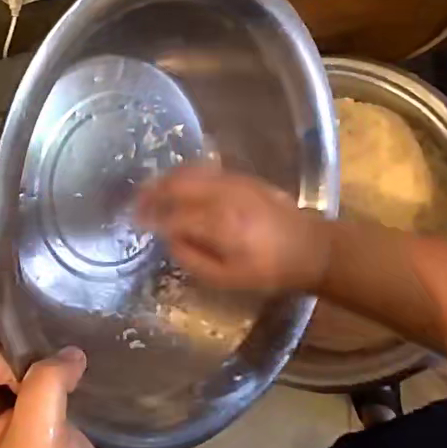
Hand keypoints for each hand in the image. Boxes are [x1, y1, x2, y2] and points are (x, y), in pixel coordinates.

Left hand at [0, 278, 105, 447]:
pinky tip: (41, 324)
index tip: (38, 367)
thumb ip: (42, 390)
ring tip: (21, 293)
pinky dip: (15, 332)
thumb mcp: (39, 446)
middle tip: (0, 277)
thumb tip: (65, 352)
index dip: (0, 355)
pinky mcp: (13, 397)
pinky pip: (3, 353)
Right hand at [135, 165, 331, 294]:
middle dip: (153, 191)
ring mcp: (236, 182)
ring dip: (168, 179)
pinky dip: (188, 174)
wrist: (310, 247)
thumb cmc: (269, 270)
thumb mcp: (227, 278)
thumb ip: (193, 258)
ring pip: (192, 171)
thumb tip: (170, 240)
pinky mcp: (245, 177)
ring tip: (153, 190)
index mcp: (219, 224)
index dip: (151, 218)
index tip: (136, 222)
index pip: (173, 215)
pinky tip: (182, 185)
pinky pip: (208, 169)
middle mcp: (224, 196)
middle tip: (137, 201)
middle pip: (178, 184)